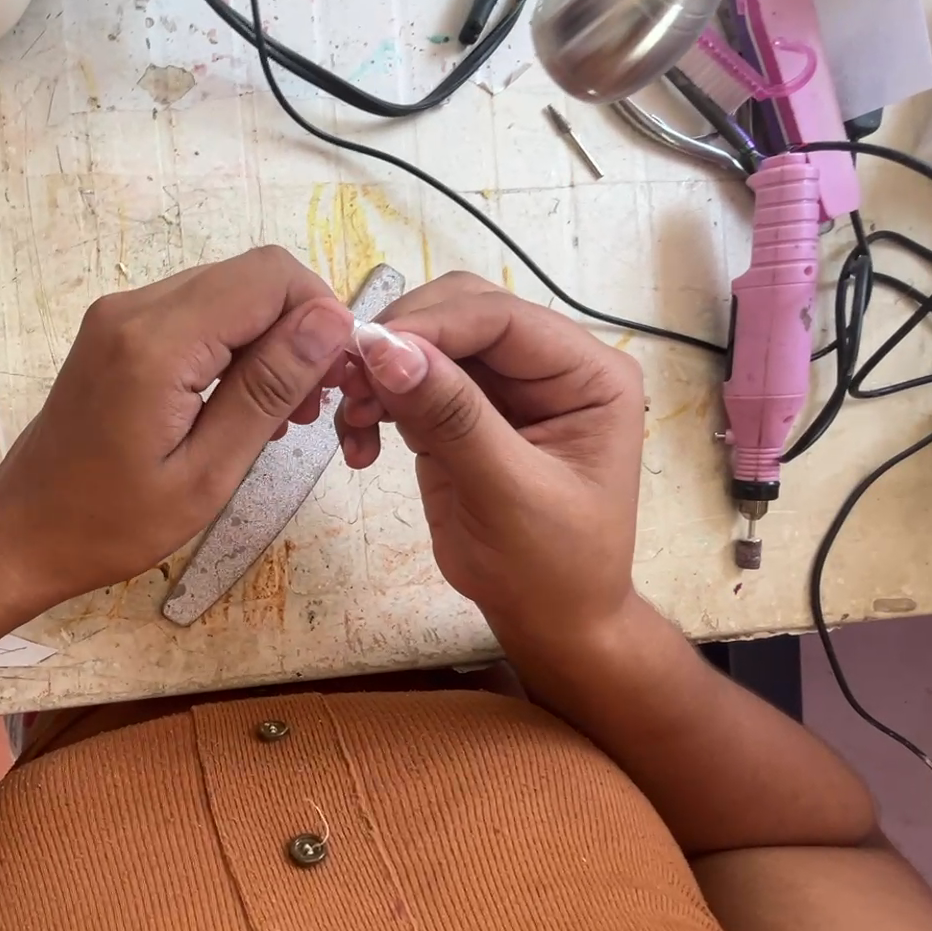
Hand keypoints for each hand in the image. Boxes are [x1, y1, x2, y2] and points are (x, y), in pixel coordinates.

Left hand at [0, 247, 352, 603]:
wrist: (23, 532)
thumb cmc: (111, 524)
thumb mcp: (206, 473)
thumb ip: (267, 389)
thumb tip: (331, 320)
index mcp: (157, 342)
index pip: (270, 275)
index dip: (319, 314)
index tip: (332, 381)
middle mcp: (133, 308)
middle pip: (249, 277)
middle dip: (296, 331)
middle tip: (307, 409)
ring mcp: (118, 316)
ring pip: (224, 295)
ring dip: (265, 343)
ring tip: (274, 417)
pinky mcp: (113, 333)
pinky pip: (192, 316)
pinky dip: (228, 350)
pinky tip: (233, 406)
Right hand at [336, 273, 644, 645]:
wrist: (542, 614)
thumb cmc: (549, 563)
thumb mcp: (507, 490)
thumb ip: (451, 416)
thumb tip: (385, 350)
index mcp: (583, 373)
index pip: (499, 318)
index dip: (429, 326)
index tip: (363, 353)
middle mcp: (541, 368)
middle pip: (455, 316)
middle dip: (397, 344)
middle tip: (347, 385)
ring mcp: (495, 391)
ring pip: (420, 348)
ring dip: (376, 378)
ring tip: (351, 425)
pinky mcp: (454, 417)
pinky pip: (402, 388)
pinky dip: (372, 408)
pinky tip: (360, 448)